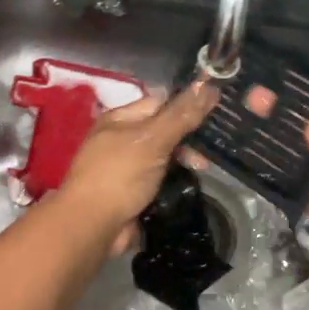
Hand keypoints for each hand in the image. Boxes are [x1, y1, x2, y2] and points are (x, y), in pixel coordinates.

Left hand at [52, 82, 218, 253]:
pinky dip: (173, 181)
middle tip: (209, 152)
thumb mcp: (153, 139)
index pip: (159, 102)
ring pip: (162, 157)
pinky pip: (158, 180)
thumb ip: (181, 115)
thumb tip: (209, 85)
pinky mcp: (132, 192)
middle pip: (162, 130)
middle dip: (186, 139)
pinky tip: (190, 186)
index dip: (185, 105)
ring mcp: (125, 167)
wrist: (93, 225)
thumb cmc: (120, 174)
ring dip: (182, 162)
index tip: (215, 113)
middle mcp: (120, 139)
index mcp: (119, 119)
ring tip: (203, 171)